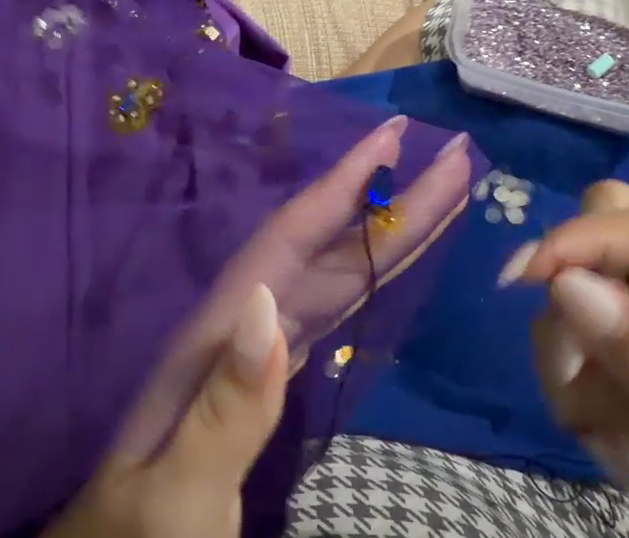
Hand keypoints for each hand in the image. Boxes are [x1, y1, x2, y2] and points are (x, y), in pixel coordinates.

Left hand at [47, 118, 471, 536]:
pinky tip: (383, 266)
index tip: (393, 138)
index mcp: (215, 335)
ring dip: (383, 234)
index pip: (287, 241)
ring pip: (329, 277)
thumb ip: (225, 405)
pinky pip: (326, 314)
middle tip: (450, 160)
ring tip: (439, 197)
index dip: (341, 185)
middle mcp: (237, 327)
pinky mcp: (265, 381)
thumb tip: (269, 301)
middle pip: (321, 249)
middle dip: (385, 201)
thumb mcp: (178, 491)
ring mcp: (252, 353)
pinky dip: (363, 282)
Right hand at [500, 181, 628, 537]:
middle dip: (573, 296)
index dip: (588, 237)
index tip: (524, 277)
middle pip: (610, 238)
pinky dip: (578, 400)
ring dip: (576, 370)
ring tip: (626, 452)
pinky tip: (626, 455)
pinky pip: (572, 348)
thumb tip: (565, 284)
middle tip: (571, 368)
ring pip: (576, 297)